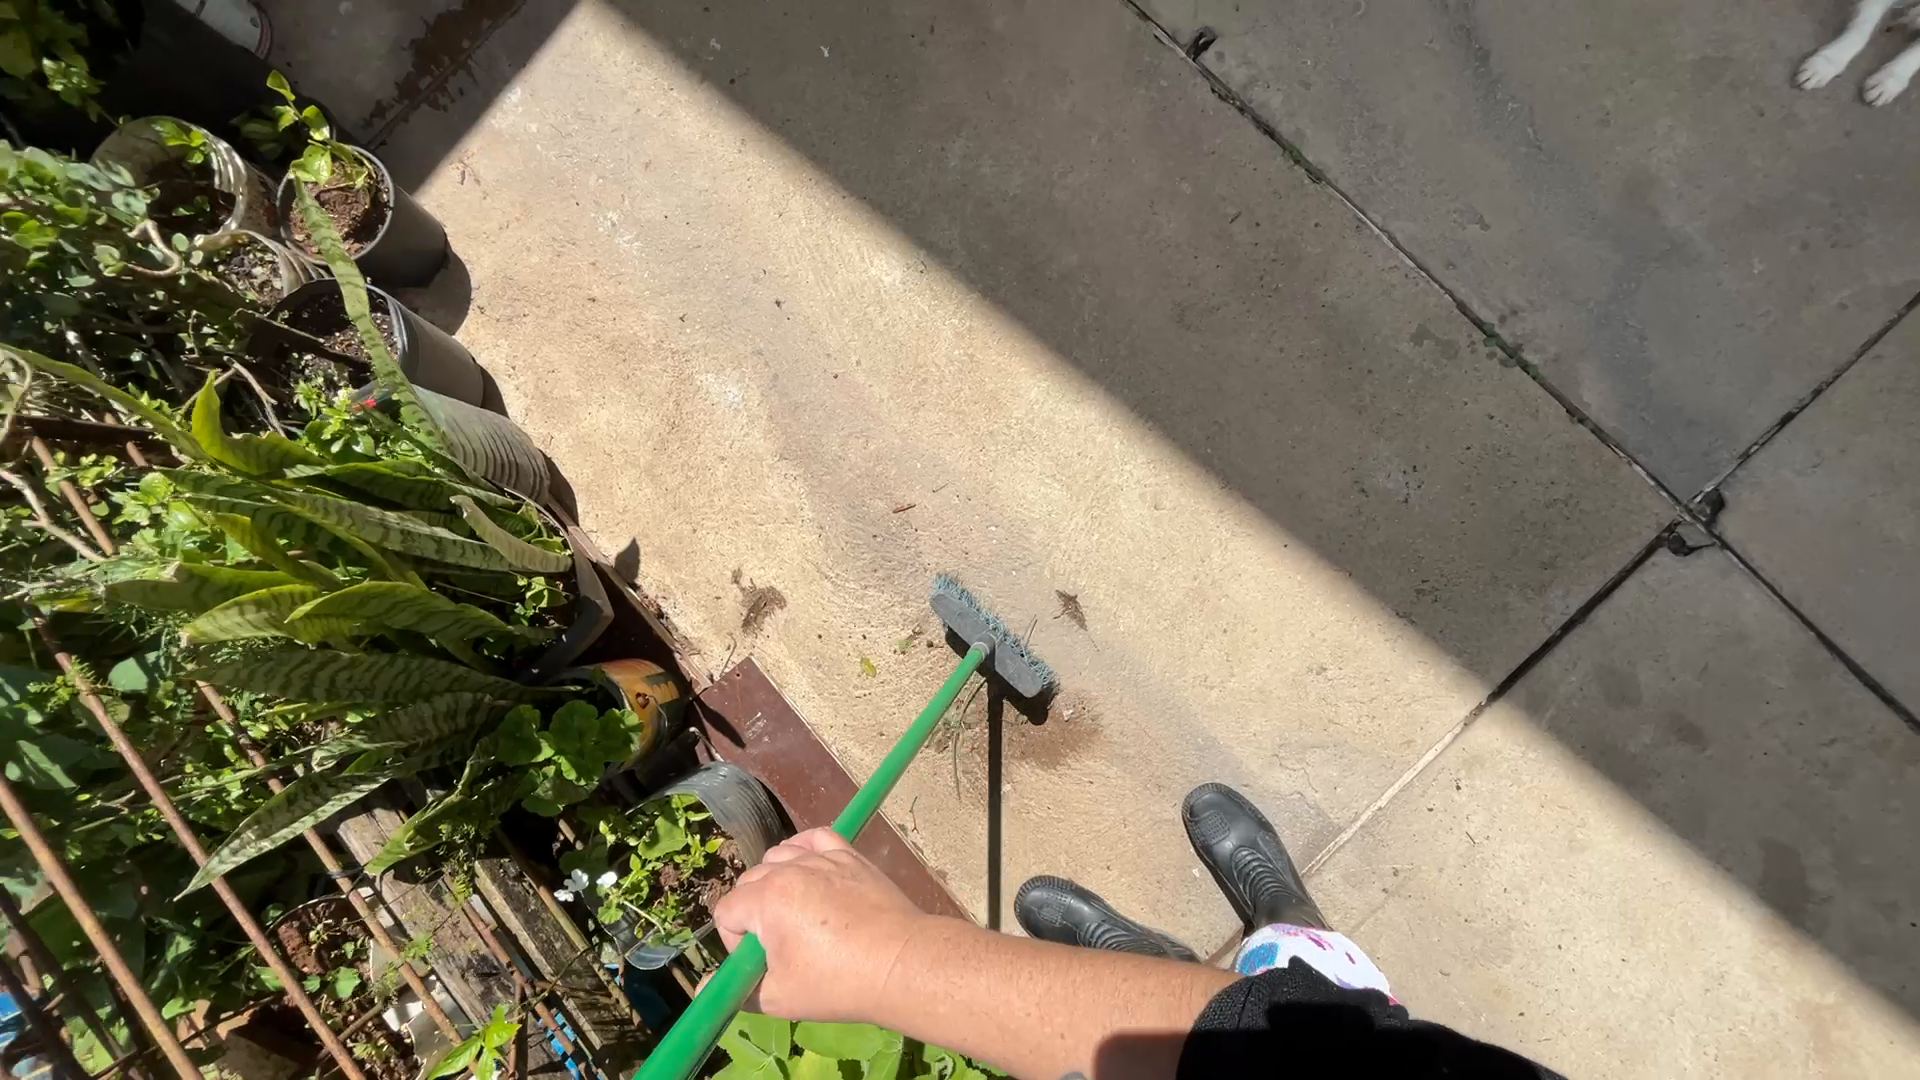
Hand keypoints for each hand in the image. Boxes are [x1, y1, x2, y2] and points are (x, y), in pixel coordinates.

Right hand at [712, 827, 932, 1022]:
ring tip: (793, 912)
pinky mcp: (850, 855)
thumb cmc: (835, 981)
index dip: (734, 941)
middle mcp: (792, 869)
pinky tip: (808, 866)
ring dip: (776, 880)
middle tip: (777, 944)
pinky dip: (805, 847)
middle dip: (753, 911)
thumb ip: (736, 989)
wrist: (897, 961)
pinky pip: (817, 837)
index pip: (727, 910)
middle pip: (751, 880)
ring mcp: (824, 858)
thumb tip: (703, 990)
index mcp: (768, 899)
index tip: (759, 962)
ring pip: (780, 855)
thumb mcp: (777, 997)